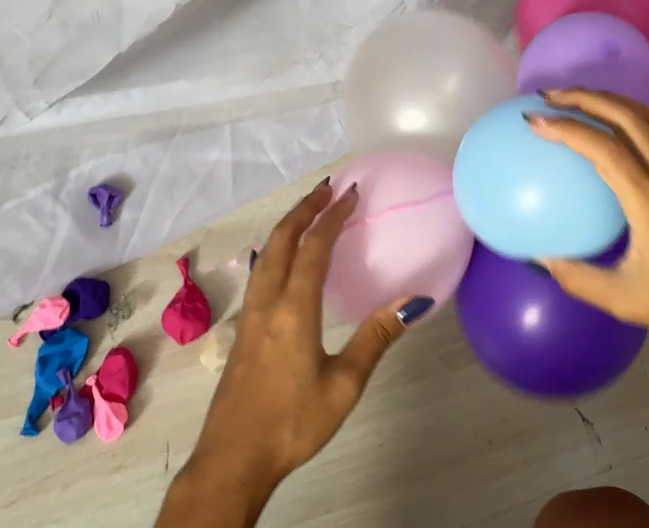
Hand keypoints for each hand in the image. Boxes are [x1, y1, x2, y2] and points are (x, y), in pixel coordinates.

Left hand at [161, 179, 429, 524]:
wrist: (233, 459)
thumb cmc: (292, 422)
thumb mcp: (344, 384)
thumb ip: (376, 337)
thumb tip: (415, 300)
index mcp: (293, 310)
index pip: (314, 248)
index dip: (333, 217)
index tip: (351, 193)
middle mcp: (267, 302)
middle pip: (282, 240)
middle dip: (305, 209)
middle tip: (329, 189)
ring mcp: (250, 316)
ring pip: (266, 255)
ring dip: (288, 226)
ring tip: (309, 213)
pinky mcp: (242, 331)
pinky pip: (260, 273)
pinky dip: (277, 250)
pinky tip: (284, 261)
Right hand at [529, 89, 648, 351]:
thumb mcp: (624, 300)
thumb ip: (577, 278)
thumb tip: (539, 258)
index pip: (605, 148)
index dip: (568, 128)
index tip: (534, 121)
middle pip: (627, 116)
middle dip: (585, 97)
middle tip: (548, 96)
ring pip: (645, 117)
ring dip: (608, 99)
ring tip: (573, 99)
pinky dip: (625, 115)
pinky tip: (606, 125)